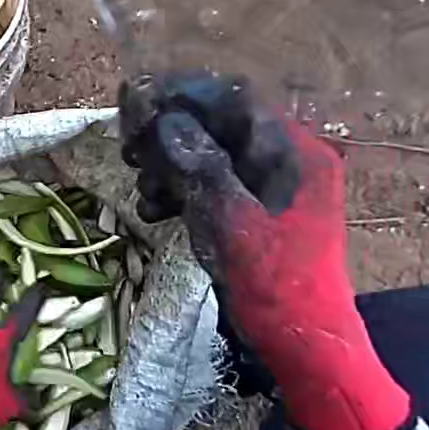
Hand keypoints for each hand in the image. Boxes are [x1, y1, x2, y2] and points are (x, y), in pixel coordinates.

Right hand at [120, 73, 412, 429]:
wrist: (300, 336)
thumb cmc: (271, 277)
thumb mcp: (229, 218)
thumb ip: (199, 163)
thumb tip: (165, 119)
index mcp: (289, 151)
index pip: (231, 97)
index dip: (178, 92)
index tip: (132, 100)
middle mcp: (280, 156)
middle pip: (212, 122)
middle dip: (164, 132)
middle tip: (128, 150)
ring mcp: (265, 182)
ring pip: (202, 151)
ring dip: (164, 164)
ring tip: (144, 193)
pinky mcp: (248, 205)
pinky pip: (205, 180)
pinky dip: (175, 189)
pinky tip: (155, 211)